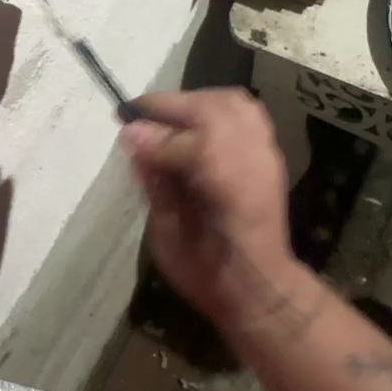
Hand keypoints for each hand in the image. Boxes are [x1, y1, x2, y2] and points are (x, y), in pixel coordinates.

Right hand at [120, 88, 300, 327]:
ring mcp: (264, 156)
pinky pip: (246, 113)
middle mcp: (252, 165)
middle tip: (134, 115)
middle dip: (169, 108)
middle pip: (212, 111)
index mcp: (228, 193)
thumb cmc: (207, 273)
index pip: (191, 146)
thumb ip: (155, 185)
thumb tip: (133, 140)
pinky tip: (193, 121)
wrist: (258, 288)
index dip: (153, 135)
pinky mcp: (268, 154)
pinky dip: (217, 107)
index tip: (122, 130)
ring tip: (163, 116)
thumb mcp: (167, 238)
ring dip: (192, 102)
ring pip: (230, 104)